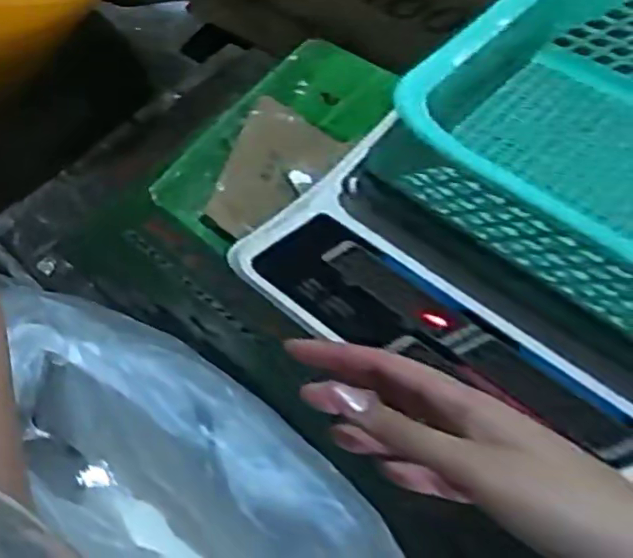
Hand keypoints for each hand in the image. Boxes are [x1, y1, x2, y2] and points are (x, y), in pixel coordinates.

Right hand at [290, 339, 632, 557]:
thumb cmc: (557, 500)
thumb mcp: (469, 465)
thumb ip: (398, 429)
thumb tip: (332, 390)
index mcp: (462, 403)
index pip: (385, 364)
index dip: (336, 353)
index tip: (293, 350)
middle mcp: (470, 420)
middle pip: (396, 395)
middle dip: (349, 393)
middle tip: (307, 397)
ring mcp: (488, 454)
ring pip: (414, 431)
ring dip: (374, 432)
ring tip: (341, 440)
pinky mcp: (502, 487)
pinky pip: (440, 465)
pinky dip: (411, 465)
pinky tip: (396, 475)